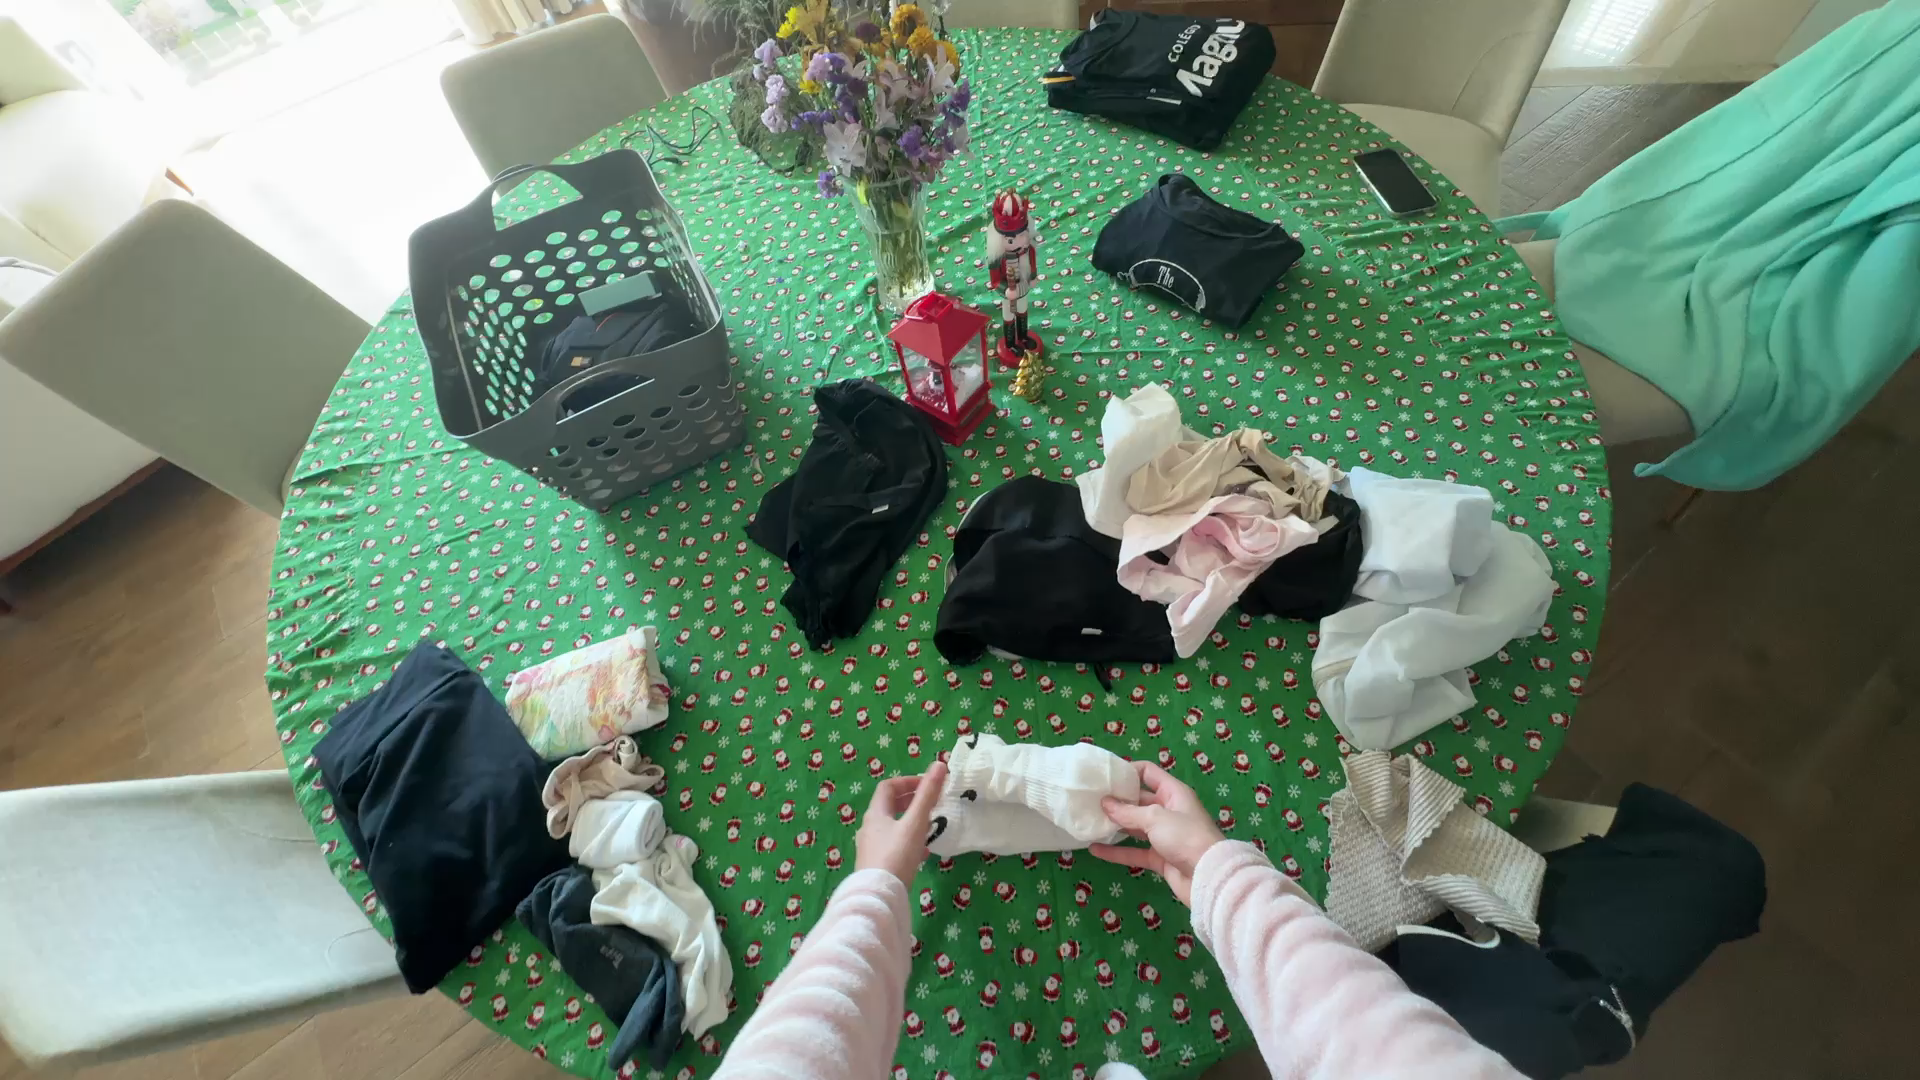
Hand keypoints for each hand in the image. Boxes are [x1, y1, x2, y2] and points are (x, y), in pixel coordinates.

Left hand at [855, 760, 947, 885]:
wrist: (879, 898)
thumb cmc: (897, 855)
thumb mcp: (916, 822)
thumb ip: (928, 794)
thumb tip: (939, 764)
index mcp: (876, 814)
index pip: (888, 787)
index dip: (908, 781)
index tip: (929, 786)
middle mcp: (869, 828)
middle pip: (889, 806)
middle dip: (910, 801)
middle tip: (931, 804)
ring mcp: (870, 848)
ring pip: (892, 827)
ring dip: (910, 822)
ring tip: (930, 827)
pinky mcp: (876, 866)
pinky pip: (892, 846)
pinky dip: (907, 842)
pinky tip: (922, 853)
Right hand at [1088, 760, 1223, 905]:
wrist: (1210, 878)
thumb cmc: (1185, 836)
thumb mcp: (1155, 818)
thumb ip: (1128, 811)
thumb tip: (1104, 803)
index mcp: (1173, 793)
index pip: (1147, 773)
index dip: (1127, 771)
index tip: (1104, 776)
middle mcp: (1168, 811)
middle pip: (1138, 800)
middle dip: (1116, 800)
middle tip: (1090, 799)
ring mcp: (1164, 835)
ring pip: (1134, 826)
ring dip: (1114, 825)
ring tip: (1090, 821)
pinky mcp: (1159, 858)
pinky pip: (1134, 851)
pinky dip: (1117, 851)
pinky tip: (1095, 849)